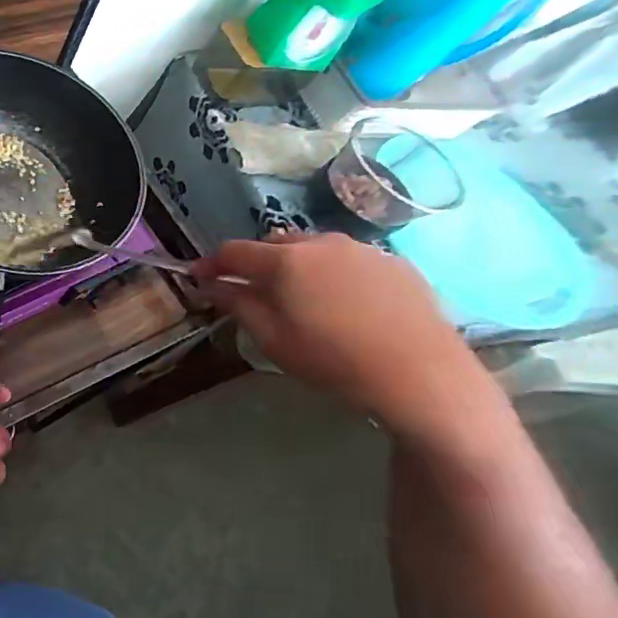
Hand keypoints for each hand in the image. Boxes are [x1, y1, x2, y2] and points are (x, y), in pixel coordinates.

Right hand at [192, 233, 494, 439]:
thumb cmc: (333, 360)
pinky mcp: (395, 263)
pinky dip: (332, 273)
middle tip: (249, 291)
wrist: (420, 374)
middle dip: (255, 262)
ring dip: (295, 265)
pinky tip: (342, 304)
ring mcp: (363, 249)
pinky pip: (349, 260)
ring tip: (298, 297)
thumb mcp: (273, 339)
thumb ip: (238, 304)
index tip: (197, 277)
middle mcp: (322, 243)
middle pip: (275, 244)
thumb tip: (212, 284)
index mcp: (286, 260)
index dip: (210, 263)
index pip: (234, 252)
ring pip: (314, 249)